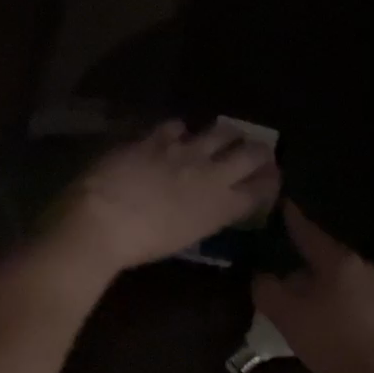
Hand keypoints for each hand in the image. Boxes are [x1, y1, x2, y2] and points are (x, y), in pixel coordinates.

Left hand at [51, 120, 280, 270]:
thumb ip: (203, 218)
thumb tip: (208, 206)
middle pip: (251, 154)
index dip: (270, 182)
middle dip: (260, 151)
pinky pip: (177, 126)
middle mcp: (212, 174)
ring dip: (227, 134)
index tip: (271, 180)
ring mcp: (185, 151)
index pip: (261, 190)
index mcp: (221, 208)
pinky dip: (180, 131)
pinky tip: (176, 135)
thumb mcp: (183, 239)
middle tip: (258, 153)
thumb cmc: (140, 247)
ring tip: (225, 136)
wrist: (102, 221)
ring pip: (222, 131)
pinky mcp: (156, 138)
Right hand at [252, 202, 373, 372]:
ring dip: (314, 283)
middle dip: (301, 260)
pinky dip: (328, 299)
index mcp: (337, 260)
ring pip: (335, 277)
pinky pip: (345, 295)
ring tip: (296, 295)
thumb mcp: (285, 313)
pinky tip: (318, 316)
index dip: (292, 220)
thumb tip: (261, 277)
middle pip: (323, 256)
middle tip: (280, 264)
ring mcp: (373, 289)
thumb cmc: (326, 338)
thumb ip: (267, 289)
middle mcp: (359, 266)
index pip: (309, 232)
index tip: (282, 205)